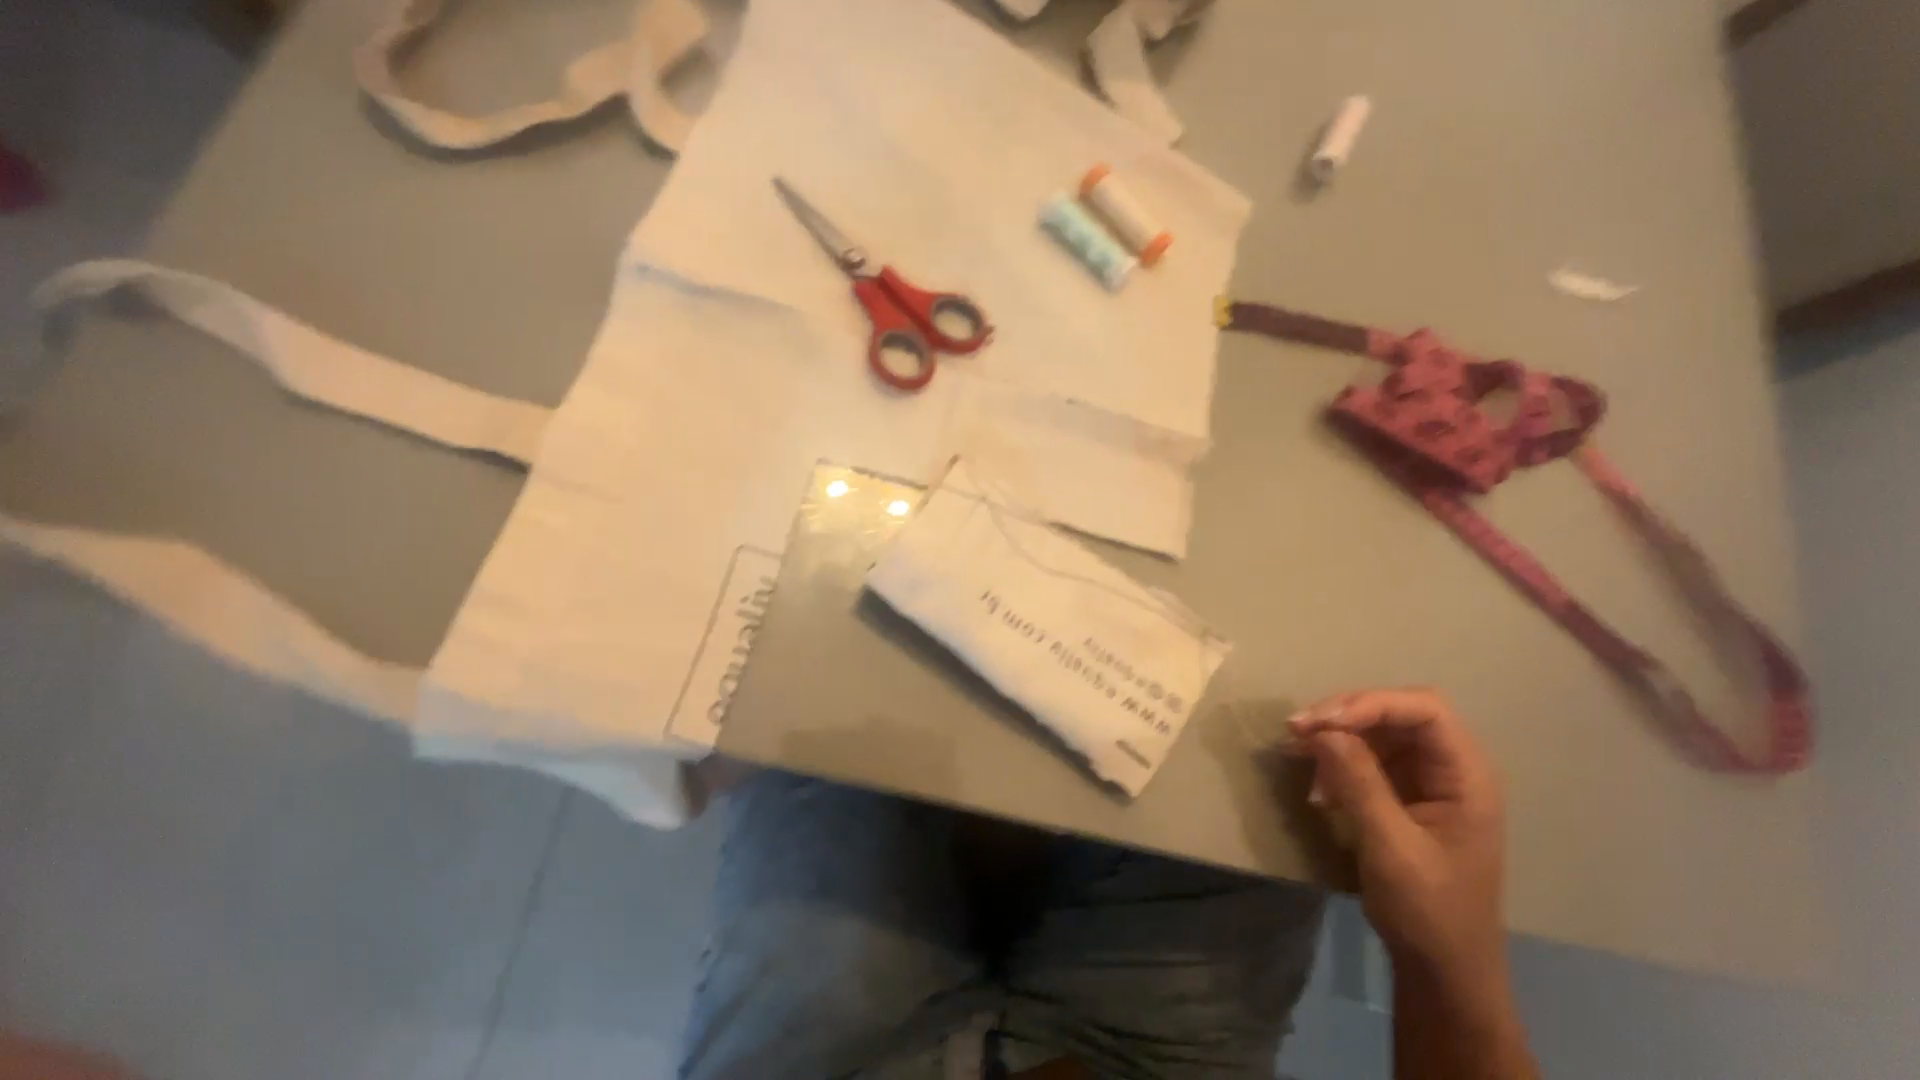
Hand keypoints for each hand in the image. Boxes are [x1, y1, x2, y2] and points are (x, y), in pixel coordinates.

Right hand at [1287, 688, 1505, 986]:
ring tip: (1299, 758)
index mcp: (1468, 775)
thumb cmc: (1428, 911)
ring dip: (1337, 741)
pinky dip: (1340, 765)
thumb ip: (1359, 783)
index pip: (1424, 709)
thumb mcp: (1390, 847)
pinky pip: (1371, 761)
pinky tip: (1318, 790)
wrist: (1444, 970)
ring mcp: (1431, 782)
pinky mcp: (1408, 797)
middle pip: (1398, 714)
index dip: (1369, 704)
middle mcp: (1454, 768)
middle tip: (1297, 732)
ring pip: (1380, 734)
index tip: (1319, 723)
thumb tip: (1322, 731)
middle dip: (1346, 717)